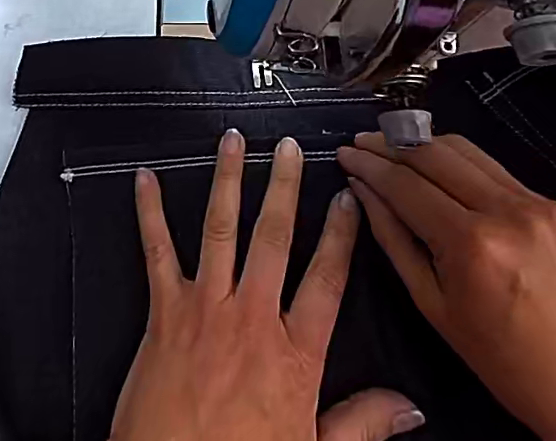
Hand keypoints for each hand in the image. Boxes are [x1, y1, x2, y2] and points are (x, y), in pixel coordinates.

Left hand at [112, 129, 426, 440]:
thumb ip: (363, 425)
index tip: (347, 196)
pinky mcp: (164, 316)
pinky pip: (157, 253)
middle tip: (291, 149)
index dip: (341, 232)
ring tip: (234, 142)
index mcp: (292, 353)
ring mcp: (206, 310)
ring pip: (222, 228)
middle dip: (285, 186)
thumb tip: (410, 408)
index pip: (327, 277)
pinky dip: (150, 214)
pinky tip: (146, 181)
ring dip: (228, 179)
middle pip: (275, 237)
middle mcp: (252, 318)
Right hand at [337, 134, 555, 440]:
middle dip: (393, 143)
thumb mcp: (435, 308)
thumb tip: (365, 194)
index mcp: (473, 245)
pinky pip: (497, 171)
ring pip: (468, 151)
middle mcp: (507, 210)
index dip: (371, 165)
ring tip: (397, 146)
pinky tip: (446, 173)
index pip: (407, 185)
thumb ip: (395, 241)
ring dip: (427, 144)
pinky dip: (464, 167)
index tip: (347, 154)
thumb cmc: (507, 363)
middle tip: (366, 143)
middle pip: (435, 152)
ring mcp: (537, 201)